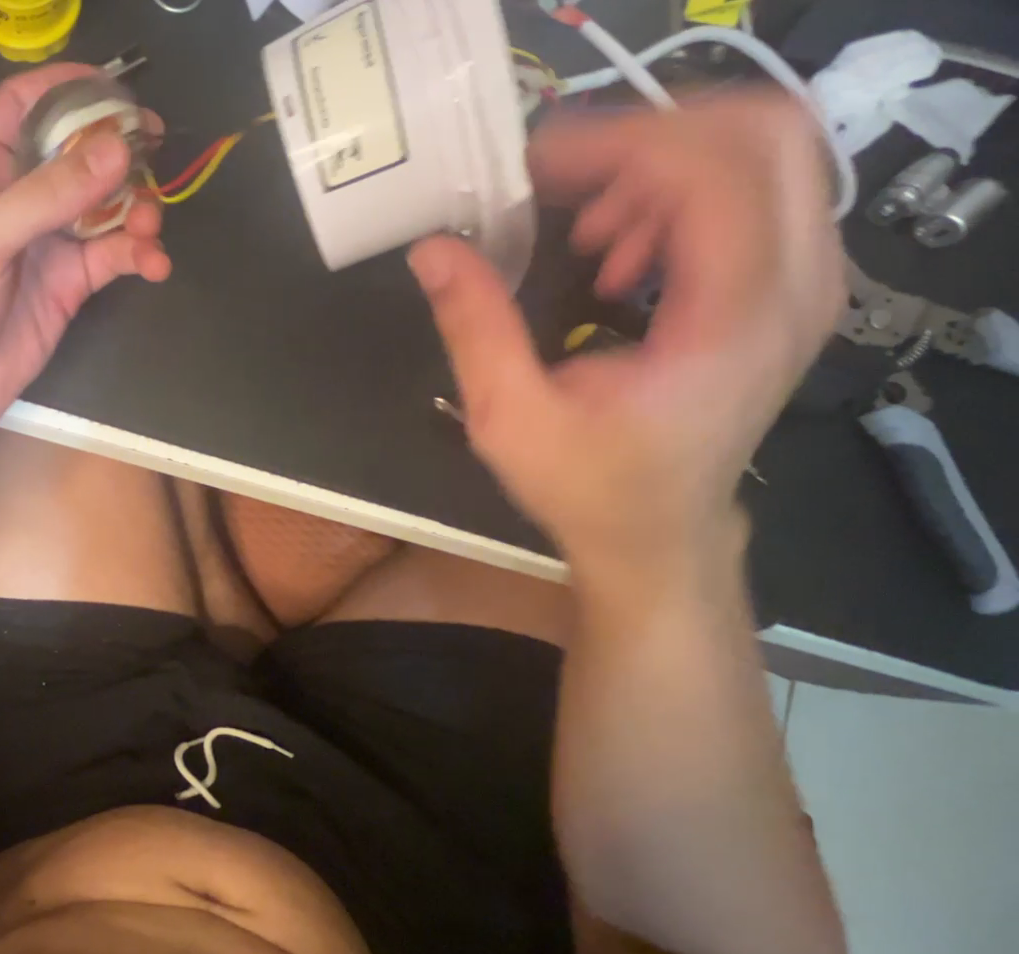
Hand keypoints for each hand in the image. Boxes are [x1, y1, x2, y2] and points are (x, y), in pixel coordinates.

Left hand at [0, 64, 171, 436]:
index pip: (20, 109)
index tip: (113, 87)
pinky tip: (154, 264)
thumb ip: (47, 195)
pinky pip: (113, 257)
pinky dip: (138, 256)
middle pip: (75, 154)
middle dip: (116, 150)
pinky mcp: (70, 285)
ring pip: (103, 206)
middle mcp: (17, 201)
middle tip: (156, 147)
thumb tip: (117, 149)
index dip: (63, 88)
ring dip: (135, 208)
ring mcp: (46, 244)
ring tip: (150, 226)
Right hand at [408, 94, 842, 577]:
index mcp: (734, 318)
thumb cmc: (588, 488)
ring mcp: (804, 281)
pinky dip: (678, 197)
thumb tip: (432, 250)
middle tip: (562, 176)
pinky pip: (752, 193)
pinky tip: (618, 254)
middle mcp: (795, 283)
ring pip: (762, 154)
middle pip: (760, 134)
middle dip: (649, 136)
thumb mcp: (510, 418)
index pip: (709, 172)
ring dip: (660, 169)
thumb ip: (475, 327)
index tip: (532, 165)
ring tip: (584, 231)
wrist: (658, 536)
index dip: (618, 146)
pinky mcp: (786, 286)